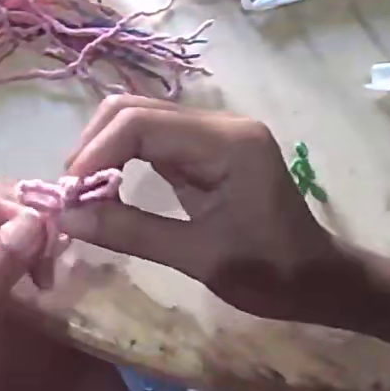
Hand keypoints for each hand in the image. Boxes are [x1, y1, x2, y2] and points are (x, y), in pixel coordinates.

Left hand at [0, 179, 49, 390]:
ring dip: (36, 235)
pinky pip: (18, 247)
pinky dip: (39, 252)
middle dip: (25, 218)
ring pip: (7, 221)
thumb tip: (34, 222)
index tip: (40, 235)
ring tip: (51, 270)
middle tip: (54, 252)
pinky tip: (49, 274)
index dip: (3, 205)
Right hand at [58, 96, 344, 321]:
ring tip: (81, 192)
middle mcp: (218, 124)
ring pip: (139, 120)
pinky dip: (121, 159)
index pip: (141, 124)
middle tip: (70, 193)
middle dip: (94, 146)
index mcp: (226, 142)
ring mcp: (212, 133)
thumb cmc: (272, 273)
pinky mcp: (205, 149)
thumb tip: (66, 218)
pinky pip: (152, 141)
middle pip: (135, 110)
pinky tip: (107, 187)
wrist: (323, 281)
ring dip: (103, 150)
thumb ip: (130, 232)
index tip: (67, 195)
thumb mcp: (199, 257)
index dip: (95, 153)